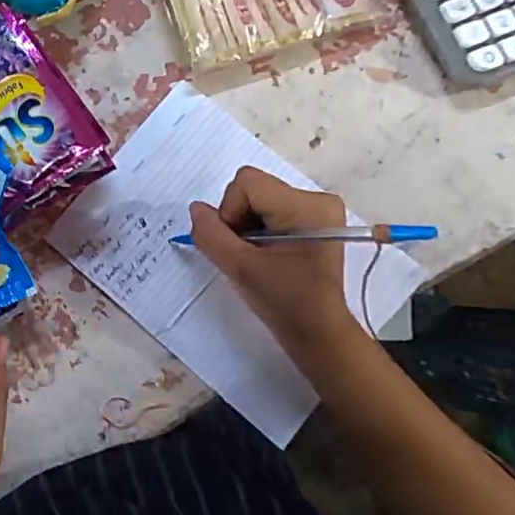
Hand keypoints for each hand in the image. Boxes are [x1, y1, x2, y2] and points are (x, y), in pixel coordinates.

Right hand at [187, 166, 359, 348]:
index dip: (229, 211)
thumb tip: (196, 209)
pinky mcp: (312, 222)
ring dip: (246, 227)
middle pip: (252, 189)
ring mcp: (317, 211)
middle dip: (237, 219)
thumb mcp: (239, 267)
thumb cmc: (283, 301)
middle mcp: (317, 200)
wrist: (317, 331)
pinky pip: (269, 211)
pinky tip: (265, 255)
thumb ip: (211, 234)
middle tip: (245, 254)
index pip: (246, 183)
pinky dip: (257, 230)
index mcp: (306, 206)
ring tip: (256, 257)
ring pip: (258, 200)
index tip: (238, 245)